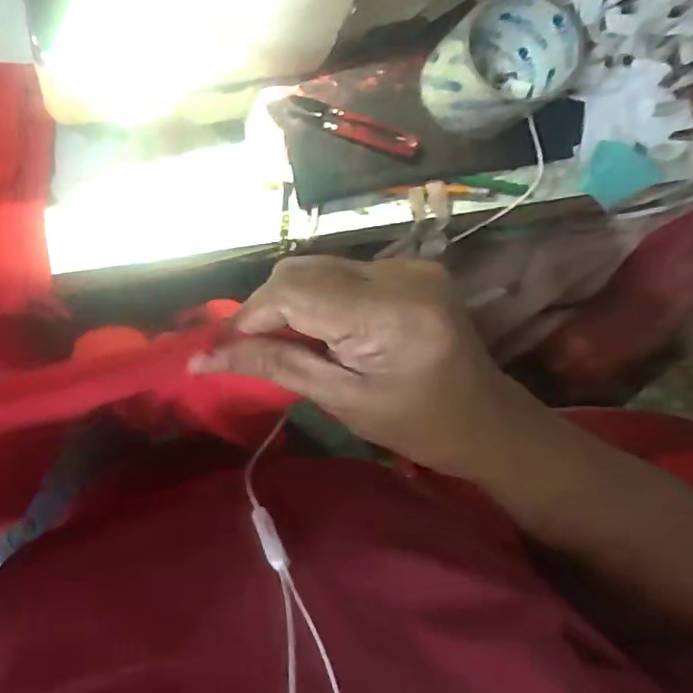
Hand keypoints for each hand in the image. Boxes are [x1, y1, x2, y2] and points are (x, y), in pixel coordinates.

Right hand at [194, 256, 546, 476]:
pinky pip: (336, 270)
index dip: (248, 316)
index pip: (293, 292)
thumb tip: (202, 359)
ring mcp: (407, 266)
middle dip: (263, 307)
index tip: (221, 348)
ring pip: (313, 265)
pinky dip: (311, 295)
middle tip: (249, 347)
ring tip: (280, 339)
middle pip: (299, 271)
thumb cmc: (417, 426)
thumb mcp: (339, 400)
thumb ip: (272, 365)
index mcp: (390, 316)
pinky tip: (315, 326)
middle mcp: (399, 276)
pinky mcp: (407, 267)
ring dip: (285, 300)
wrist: (490, 421)